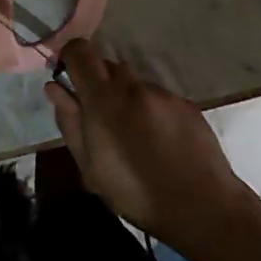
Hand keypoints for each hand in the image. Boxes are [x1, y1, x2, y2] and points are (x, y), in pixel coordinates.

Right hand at [45, 39, 255, 242]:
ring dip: (124, 97)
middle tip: (97, 115)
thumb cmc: (135, 192)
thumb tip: (55, 88)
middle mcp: (134, 87)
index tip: (66, 77)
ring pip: (133, 82)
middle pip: (107, 65)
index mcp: (104, 99)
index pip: (80, 51)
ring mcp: (164, 94)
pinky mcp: (188, 105)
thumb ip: (69, 121)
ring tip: (131, 133)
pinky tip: (157, 140)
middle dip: (97, 82)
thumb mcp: (88, 165)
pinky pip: (157, 97)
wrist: (204, 209)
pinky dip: (149, 109)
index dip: (70, 57)